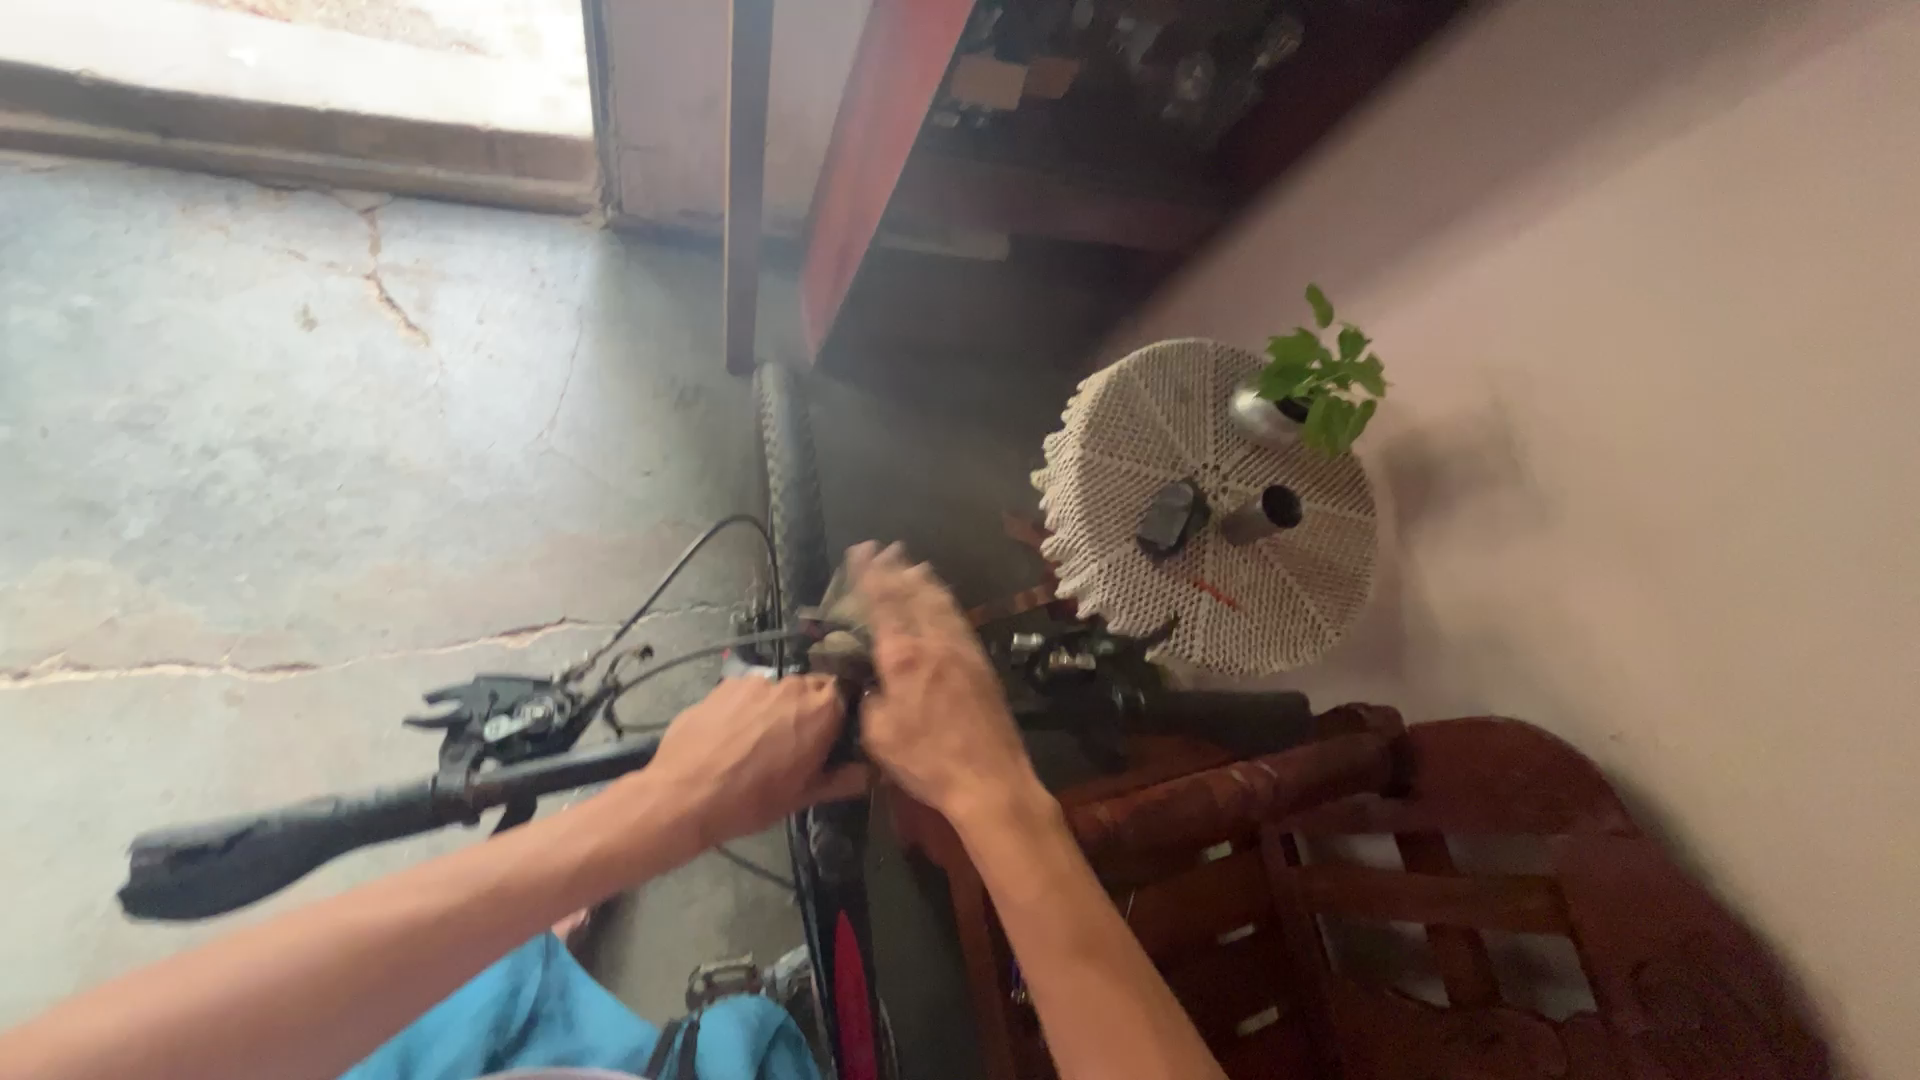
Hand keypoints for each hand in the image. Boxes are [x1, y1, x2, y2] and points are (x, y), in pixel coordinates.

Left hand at [643, 675, 868, 847]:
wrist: (684, 796)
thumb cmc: (753, 800)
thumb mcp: (803, 797)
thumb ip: (843, 780)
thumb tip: (872, 773)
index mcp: (823, 710)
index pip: (846, 693)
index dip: (840, 712)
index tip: (832, 733)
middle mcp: (794, 685)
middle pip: (812, 689)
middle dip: (808, 709)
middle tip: (794, 742)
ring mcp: (758, 681)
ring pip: (778, 690)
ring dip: (776, 708)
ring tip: (757, 740)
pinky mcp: (726, 683)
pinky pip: (748, 692)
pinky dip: (746, 707)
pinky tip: (731, 734)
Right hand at [849, 542, 1040, 820]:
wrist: (990, 779)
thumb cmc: (928, 761)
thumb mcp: (879, 735)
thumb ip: (869, 699)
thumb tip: (868, 681)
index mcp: (903, 657)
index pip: (882, 604)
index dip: (869, 575)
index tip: (860, 552)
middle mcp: (934, 643)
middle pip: (913, 595)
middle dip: (896, 569)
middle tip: (884, 548)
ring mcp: (962, 650)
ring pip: (940, 603)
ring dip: (923, 581)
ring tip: (912, 564)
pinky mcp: (981, 663)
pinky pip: (958, 620)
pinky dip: (945, 602)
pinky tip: (942, 601)